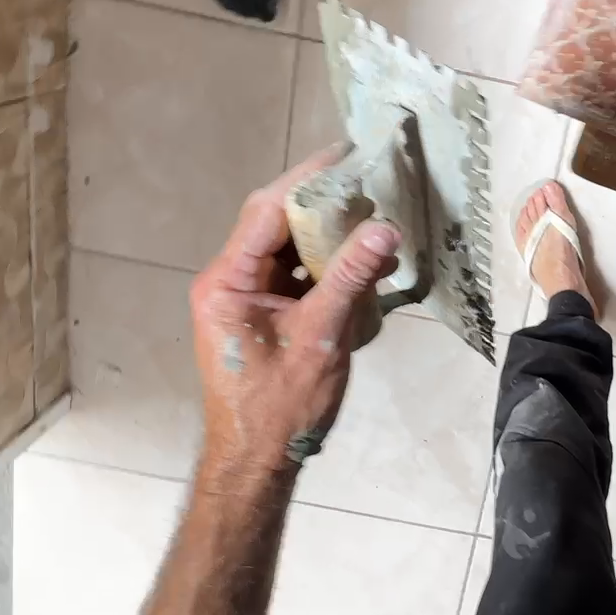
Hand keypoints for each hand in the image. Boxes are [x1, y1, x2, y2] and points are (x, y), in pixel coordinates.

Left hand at [188, 147, 401, 480]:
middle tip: (366, 175)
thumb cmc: (280, 405)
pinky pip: (296, 269)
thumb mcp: (320, 338)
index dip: (306, 179)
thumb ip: (351, 278)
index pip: (266, 211)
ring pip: (288, 243)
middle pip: (275, 220)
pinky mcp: (264, 308)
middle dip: (320, 198)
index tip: (346, 154)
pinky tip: (364, 255)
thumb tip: (387, 228)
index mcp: (228, 281)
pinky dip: (328, 259)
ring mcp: (246, 293)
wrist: (258, 460)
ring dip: (328, 228)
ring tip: (373, 209)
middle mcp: (230, 279)